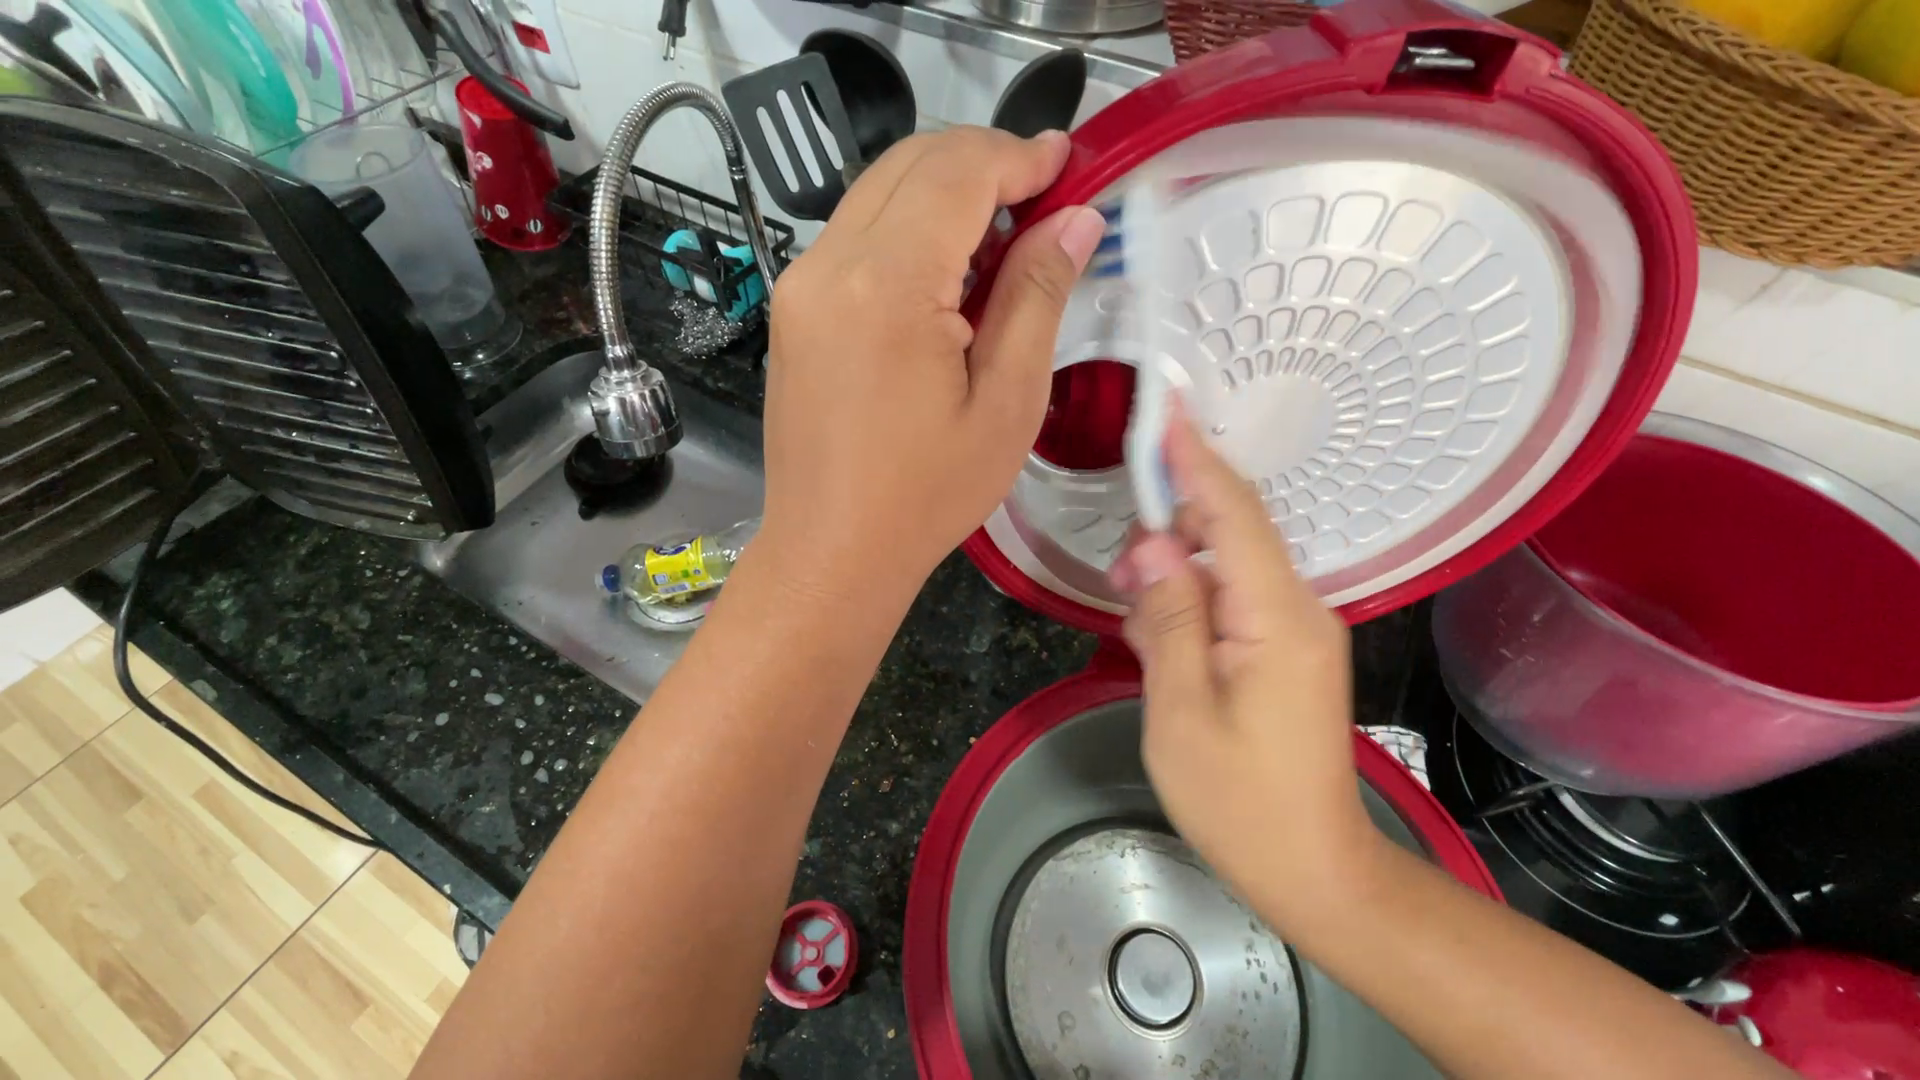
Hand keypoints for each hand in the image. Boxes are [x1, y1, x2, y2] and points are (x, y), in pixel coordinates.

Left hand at [757, 127, 1106, 594]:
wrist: (831, 551)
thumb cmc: (926, 494)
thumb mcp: (1007, 403)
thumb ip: (1037, 297)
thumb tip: (1075, 219)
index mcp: (885, 286)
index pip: (955, 172)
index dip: (1018, 155)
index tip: (1068, 164)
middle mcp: (829, 265)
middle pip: (911, 163)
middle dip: (983, 162)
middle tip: (1044, 197)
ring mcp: (801, 282)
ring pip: (880, 191)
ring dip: (946, 192)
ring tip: (1005, 238)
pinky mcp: (794, 305)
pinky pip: (857, 234)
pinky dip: (910, 228)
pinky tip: (949, 274)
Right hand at [1110, 411, 1381, 924]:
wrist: (1313, 867)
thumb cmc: (1240, 800)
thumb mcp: (1181, 709)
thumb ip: (1167, 617)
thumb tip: (1153, 545)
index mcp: (1276, 616)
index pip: (1232, 514)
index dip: (1194, 459)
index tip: (1163, 408)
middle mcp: (1298, 608)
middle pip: (1232, 531)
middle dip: (1171, 527)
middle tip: (1117, 570)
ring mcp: (1299, 629)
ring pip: (1229, 564)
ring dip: (1176, 570)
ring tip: (1131, 611)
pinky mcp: (1288, 650)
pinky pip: (1235, 598)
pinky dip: (1192, 599)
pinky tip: (1159, 632)